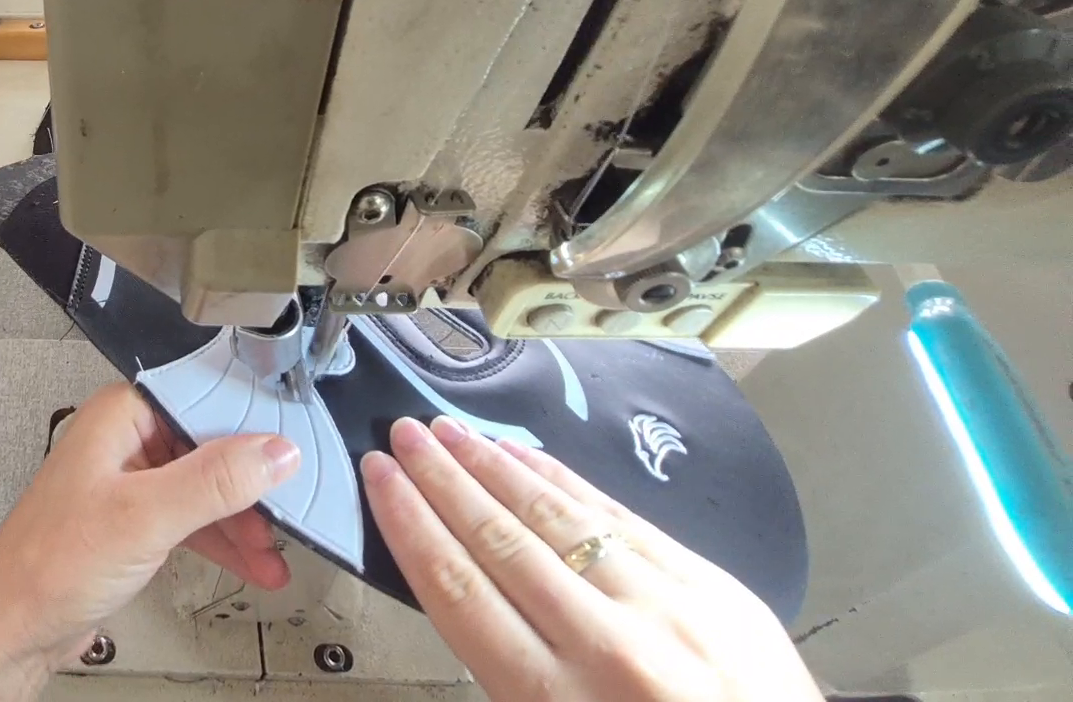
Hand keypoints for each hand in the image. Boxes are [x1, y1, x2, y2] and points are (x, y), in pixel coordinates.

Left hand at [0, 384, 300, 700]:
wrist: (12, 630)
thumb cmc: (48, 563)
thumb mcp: (145, 516)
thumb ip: (213, 481)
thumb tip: (272, 452)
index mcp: (120, 415)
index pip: (200, 400)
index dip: (248, 424)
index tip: (288, 448)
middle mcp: (124, 440)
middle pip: (206, 445)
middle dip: (248, 483)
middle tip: (286, 508)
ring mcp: (129, 482)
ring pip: (201, 486)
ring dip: (240, 519)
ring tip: (273, 548)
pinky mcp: (132, 521)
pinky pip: (190, 518)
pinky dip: (220, 540)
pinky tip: (251, 563)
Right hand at [363, 416, 820, 701]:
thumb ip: (502, 667)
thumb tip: (455, 575)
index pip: (457, 588)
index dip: (409, 522)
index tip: (378, 476)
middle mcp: (612, 652)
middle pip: (499, 539)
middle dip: (439, 478)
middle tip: (402, 433)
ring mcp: (672, 612)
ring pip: (556, 515)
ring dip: (491, 465)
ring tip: (447, 431)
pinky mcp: (718, 589)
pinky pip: (618, 516)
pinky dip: (561, 478)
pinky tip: (522, 453)